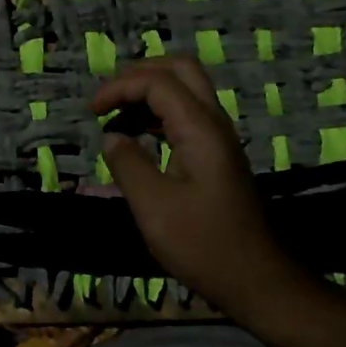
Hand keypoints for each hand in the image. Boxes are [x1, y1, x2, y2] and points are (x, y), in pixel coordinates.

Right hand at [90, 58, 289, 308]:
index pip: (157, 81)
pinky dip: (160, 114)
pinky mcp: (219, 155)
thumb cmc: (202, 243)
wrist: (254, 277)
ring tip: (115, 118)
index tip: (90, 112)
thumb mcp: (153, 206)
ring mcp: (220, 138)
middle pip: (180, 70)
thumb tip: (111, 136)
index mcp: (200, 128)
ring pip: (187, 90)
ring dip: (149, 93)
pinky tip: (138, 138)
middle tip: (108, 98)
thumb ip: (128, 164)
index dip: (119, 87)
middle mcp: (215, 122)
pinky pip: (189, 116)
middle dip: (139, 74)